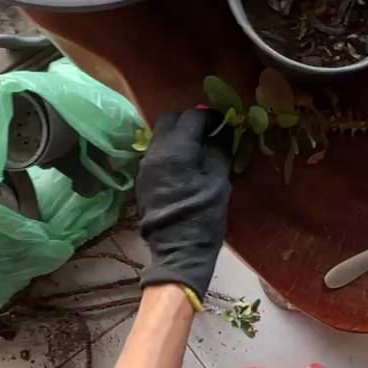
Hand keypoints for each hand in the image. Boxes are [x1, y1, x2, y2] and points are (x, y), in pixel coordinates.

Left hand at [136, 109, 231, 301]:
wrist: (178, 251)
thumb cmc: (203, 216)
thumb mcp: (219, 181)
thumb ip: (220, 151)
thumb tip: (223, 133)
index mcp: (176, 148)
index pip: (192, 116)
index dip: (211, 116)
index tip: (224, 123)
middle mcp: (155, 152)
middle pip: (170, 121)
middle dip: (190, 122)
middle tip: (209, 133)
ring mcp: (145, 166)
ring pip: (161, 137)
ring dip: (179, 137)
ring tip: (198, 150)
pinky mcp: (142, 181)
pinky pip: (157, 155)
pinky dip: (171, 153)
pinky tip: (185, 167)